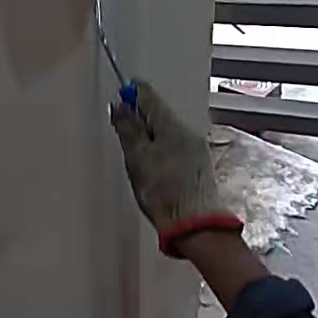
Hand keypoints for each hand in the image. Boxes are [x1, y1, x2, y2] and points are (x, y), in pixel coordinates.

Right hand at [110, 81, 243, 256]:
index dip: (133, 92)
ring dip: (150, 132)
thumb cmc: (163, 191)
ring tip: (134, 150)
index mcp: (172, 125)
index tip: (120, 95)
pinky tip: (153, 163)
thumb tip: (121, 104)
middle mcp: (188, 131)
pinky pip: (175, 144)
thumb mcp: (137, 157)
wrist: (195, 224)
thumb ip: (128, 128)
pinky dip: (161, 146)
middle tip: (121, 125)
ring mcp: (196, 148)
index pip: (150, 96)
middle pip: (160, 113)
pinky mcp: (198, 165)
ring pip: (168, 130)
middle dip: (140, 115)